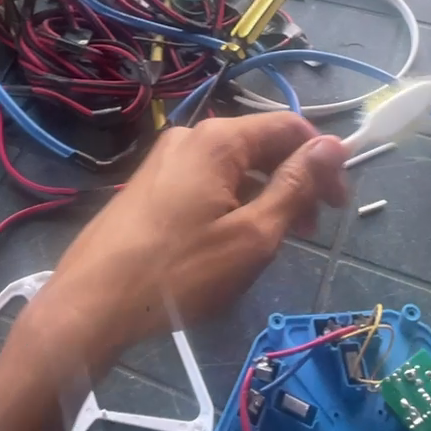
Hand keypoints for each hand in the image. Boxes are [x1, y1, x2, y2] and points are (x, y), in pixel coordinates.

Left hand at [33, 114, 347, 369]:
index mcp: (218, 139)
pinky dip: (232, 203)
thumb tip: (334, 144)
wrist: (92, 303)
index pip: (289, 127)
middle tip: (308, 233)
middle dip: (293, 182)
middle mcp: (190, 137)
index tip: (338, 206)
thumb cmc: (180, 271)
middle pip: (260, 145)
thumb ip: (296, 186)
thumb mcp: (253, 234)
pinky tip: (230, 243)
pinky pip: (205, 182)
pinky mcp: (149, 185)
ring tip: (271, 243)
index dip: (323, 161)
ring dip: (263, 196)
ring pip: (233, 167)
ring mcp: (164, 160)